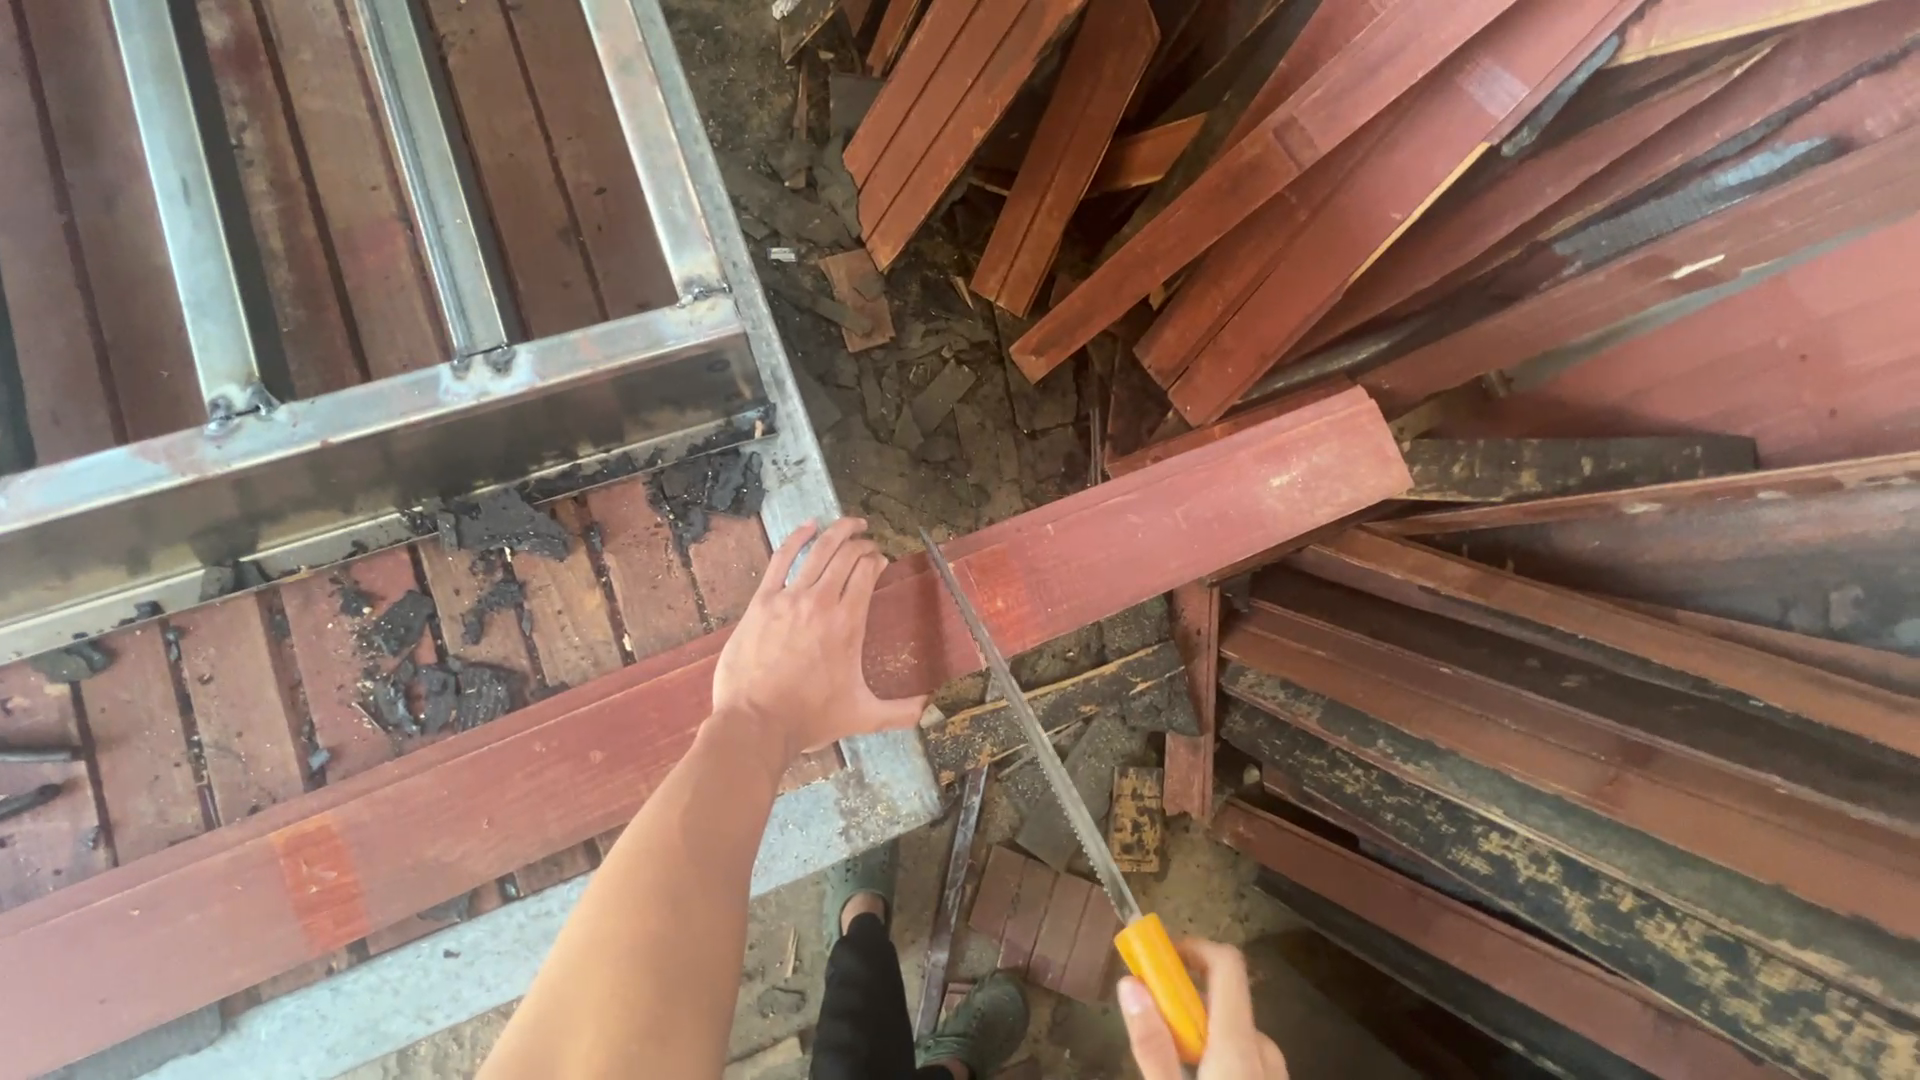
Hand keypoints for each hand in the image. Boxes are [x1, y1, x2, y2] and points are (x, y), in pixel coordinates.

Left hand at [711, 518, 927, 762]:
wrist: (756, 723)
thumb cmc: (810, 719)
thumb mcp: (864, 716)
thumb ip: (902, 712)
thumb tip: (935, 712)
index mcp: (849, 623)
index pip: (867, 572)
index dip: (877, 559)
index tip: (880, 560)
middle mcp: (822, 602)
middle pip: (847, 555)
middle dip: (862, 543)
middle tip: (868, 544)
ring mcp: (789, 598)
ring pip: (819, 550)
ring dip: (838, 531)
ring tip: (850, 523)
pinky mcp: (762, 602)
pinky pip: (781, 559)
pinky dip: (797, 538)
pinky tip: (809, 525)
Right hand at [1120, 938, 1287, 1079]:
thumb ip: (1152, 1044)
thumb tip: (1130, 983)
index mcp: (1241, 1044)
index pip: (1227, 963)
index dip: (1192, 948)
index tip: (1157, 960)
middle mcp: (1266, 1050)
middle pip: (1224, 1001)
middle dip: (1186, 1007)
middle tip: (1156, 1035)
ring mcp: (1278, 1073)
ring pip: (1236, 1033)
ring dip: (1203, 1037)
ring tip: (1177, 1070)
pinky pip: (1250, 1059)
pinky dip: (1223, 1059)